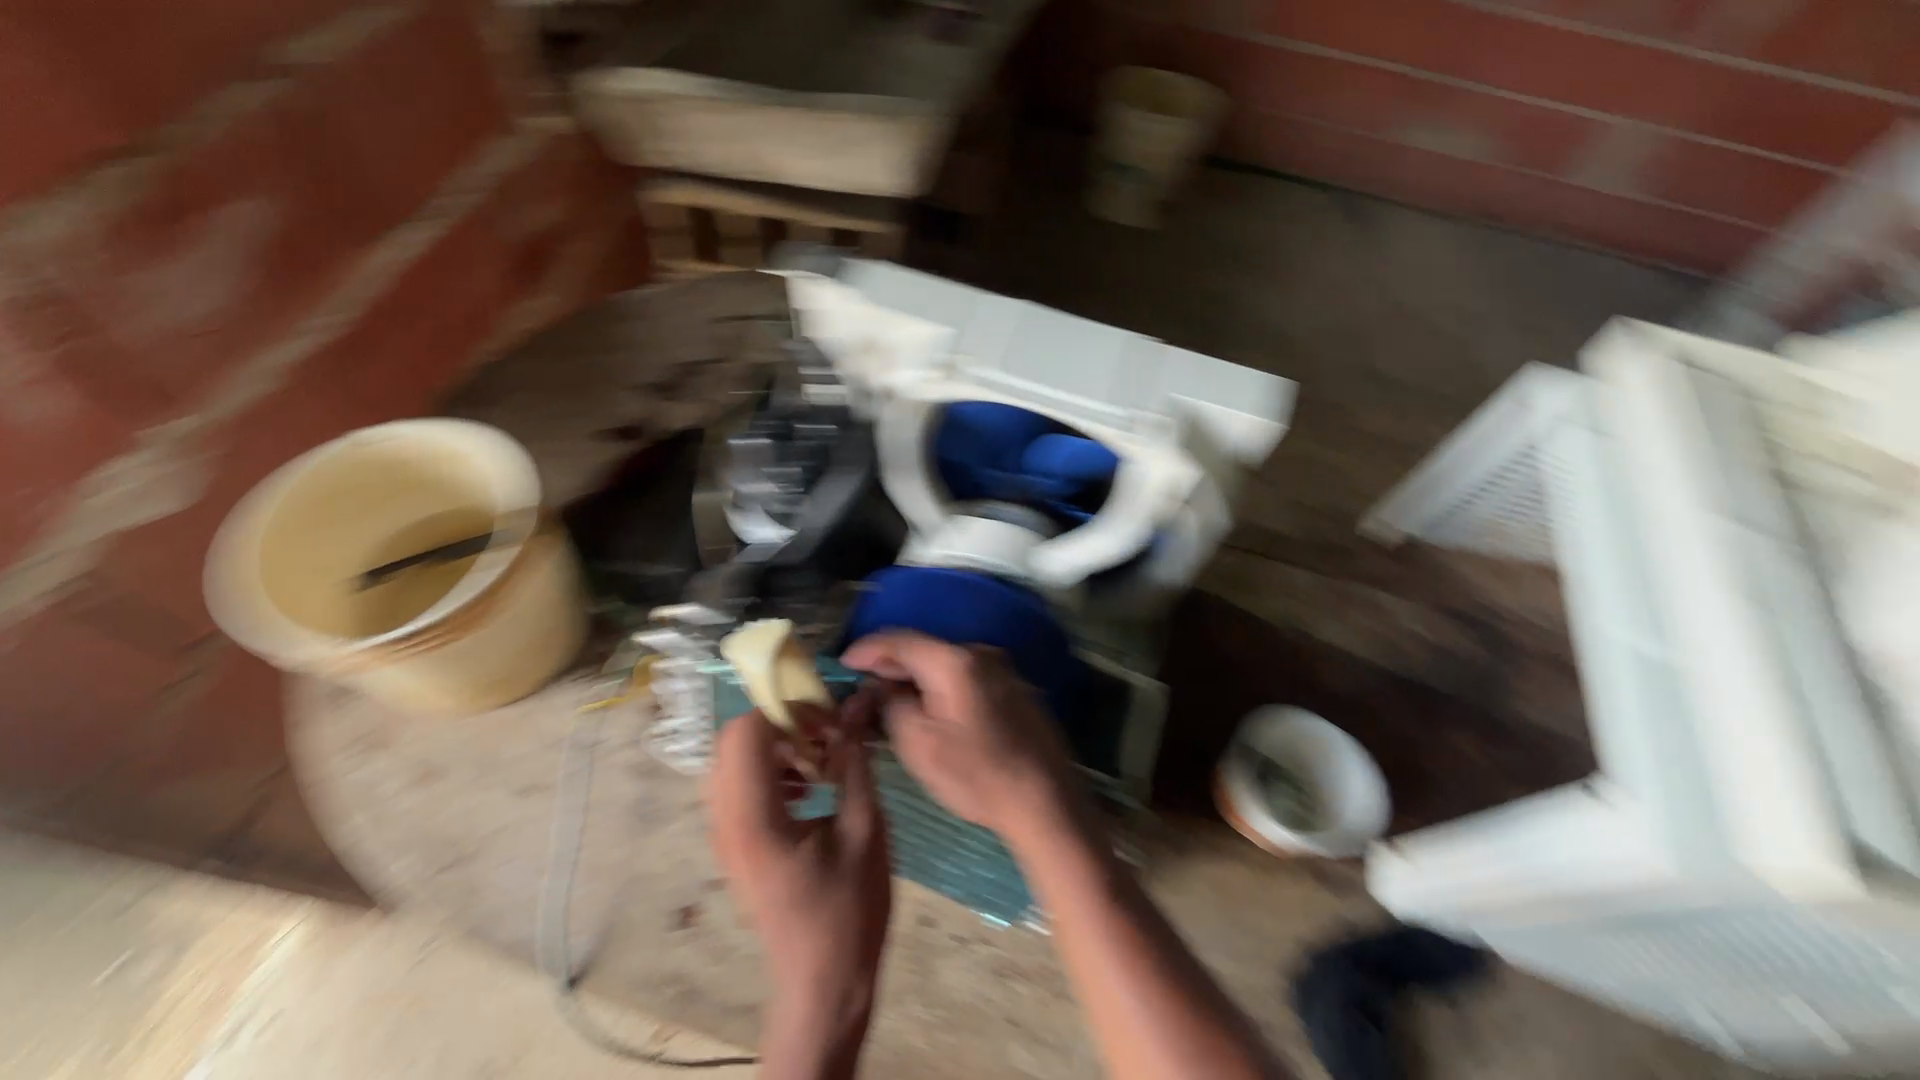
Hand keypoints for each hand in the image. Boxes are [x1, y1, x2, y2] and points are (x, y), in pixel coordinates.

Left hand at [707, 704, 890, 1077]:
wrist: (824, 981)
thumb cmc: (850, 908)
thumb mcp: (865, 827)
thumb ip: (854, 761)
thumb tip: (856, 705)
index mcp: (752, 816)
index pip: (747, 731)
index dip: (788, 712)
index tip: (830, 722)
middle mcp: (724, 820)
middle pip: (732, 741)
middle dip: (781, 725)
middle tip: (825, 738)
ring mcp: (723, 834)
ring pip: (732, 761)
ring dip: (775, 748)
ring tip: (819, 765)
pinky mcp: (733, 845)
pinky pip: (737, 787)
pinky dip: (769, 772)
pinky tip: (808, 791)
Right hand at [842, 631, 1075, 836]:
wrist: (1046, 801)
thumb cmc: (976, 774)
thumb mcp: (917, 744)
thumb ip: (890, 705)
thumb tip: (882, 688)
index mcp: (954, 661)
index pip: (898, 640)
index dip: (866, 649)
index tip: (843, 663)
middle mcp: (982, 654)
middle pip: (924, 650)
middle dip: (890, 667)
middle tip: (862, 688)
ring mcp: (1004, 671)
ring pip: (946, 665)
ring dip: (917, 679)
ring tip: (892, 702)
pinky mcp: (1016, 692)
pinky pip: (967, 679)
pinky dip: (942, 688)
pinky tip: (931, 711)